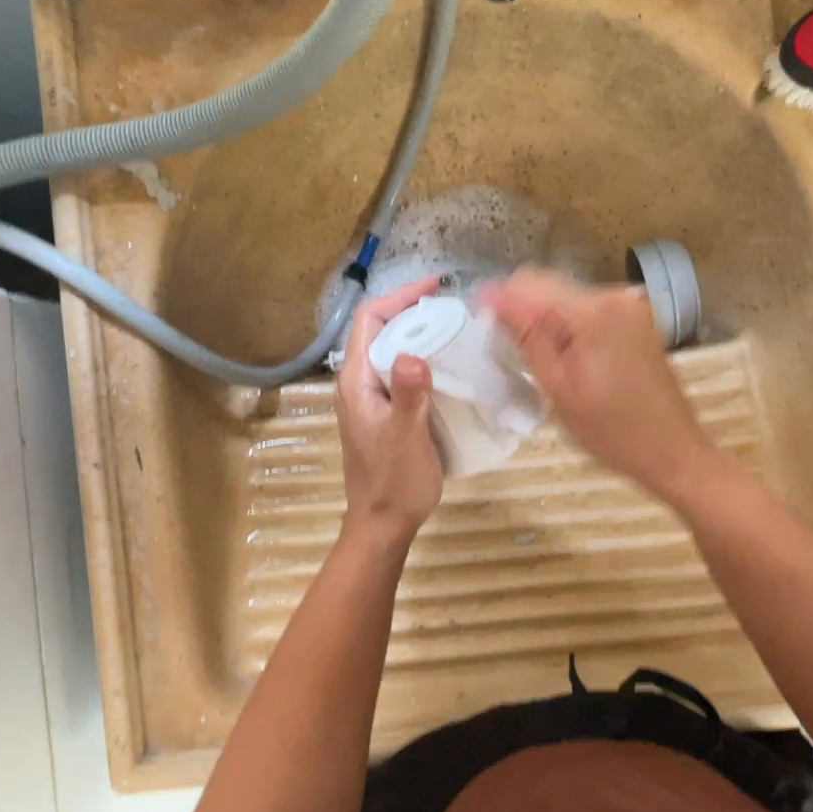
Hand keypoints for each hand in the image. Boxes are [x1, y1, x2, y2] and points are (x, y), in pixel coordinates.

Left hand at [335, 277, 444, 542]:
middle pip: (381, 331)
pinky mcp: (385, 414)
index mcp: (357, 382)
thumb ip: (409, 396)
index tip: (435, 287)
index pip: (371, 320)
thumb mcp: (405, 437)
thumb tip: (415, 355)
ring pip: (392, 352)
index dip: (400, 296)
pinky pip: (402, 374)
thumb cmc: (393, 482)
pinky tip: (449, 368)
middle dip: (414, 311)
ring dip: (420, 335)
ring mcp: (371, 400)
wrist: (382, 524)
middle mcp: (359, 384)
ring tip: (455, 331)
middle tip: (453, 308)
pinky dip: (423, 360)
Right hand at [480, 268, 714, 498]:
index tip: (487, 334)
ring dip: (549, 325)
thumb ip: (526, 337)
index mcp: (593, 312)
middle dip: (526, 315)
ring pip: (568, 300)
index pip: (528, 282)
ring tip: (547, 369)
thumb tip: (493, 297)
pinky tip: (574, 366)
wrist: (674, 452)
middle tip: (516, 358)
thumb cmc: (613, 432)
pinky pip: (590, 313)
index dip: (502, 302)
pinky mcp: (638, 322)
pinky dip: (573, 331)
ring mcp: (631, 308)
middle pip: (549, 287)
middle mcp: (615, 298)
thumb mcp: (559, 389)